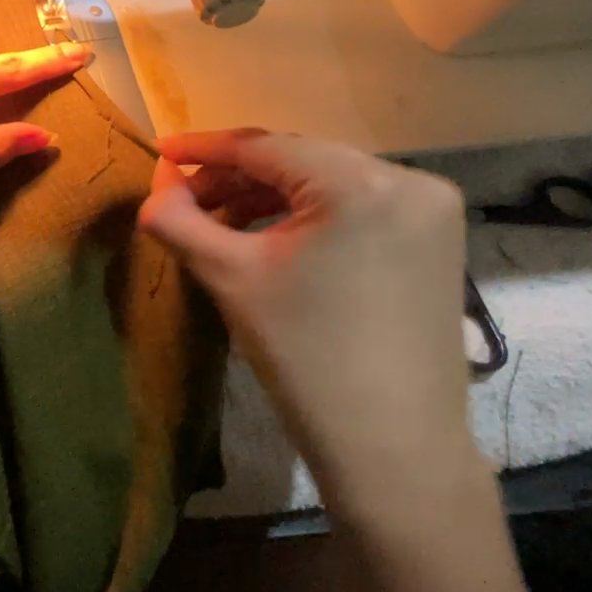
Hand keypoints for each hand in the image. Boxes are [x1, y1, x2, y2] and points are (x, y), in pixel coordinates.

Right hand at [136, 129, 472, 506]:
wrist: (391, 444)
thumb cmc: (304, 352)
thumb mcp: (227, 274)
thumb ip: (177, 217)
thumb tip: (155, 183)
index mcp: (361, 183)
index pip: (262, 147)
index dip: (201, 149)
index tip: (157, 151)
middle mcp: (408, 181)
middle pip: (295, 161)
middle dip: (232, 176)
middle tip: (181, 196)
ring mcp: (430, 211)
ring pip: (323, 181)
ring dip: (265, 195)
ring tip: (216, 221)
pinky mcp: (436, 240)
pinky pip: (353, 205)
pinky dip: (304, 214)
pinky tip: (266, 236)